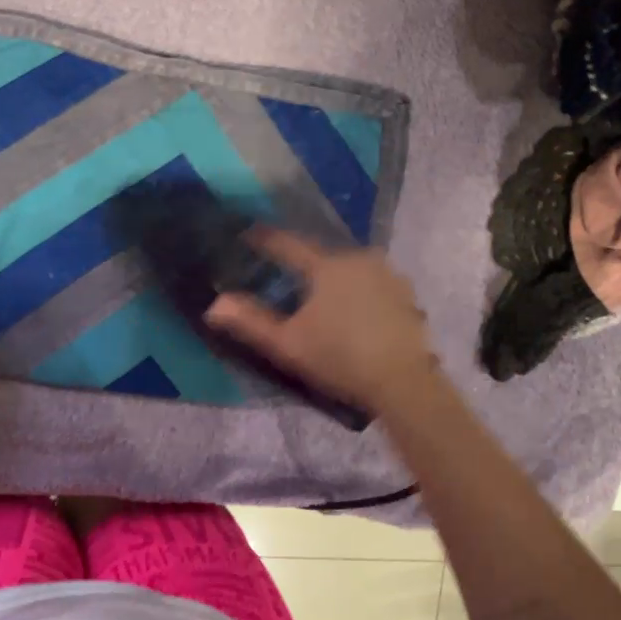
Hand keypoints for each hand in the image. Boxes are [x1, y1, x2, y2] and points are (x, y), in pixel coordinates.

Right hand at [205, 229, 441, 415]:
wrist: (405, 384)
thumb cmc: (340, 359)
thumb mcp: (288, 344)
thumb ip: (250, 322)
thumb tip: (214, 305)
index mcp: (327, 265)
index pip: (287, 243)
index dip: (264, 239)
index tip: (246, 235)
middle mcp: (359, 258)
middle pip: (321, 254)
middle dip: (301, 263)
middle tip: (283, 275)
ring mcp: (388, 274)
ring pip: (349, 268)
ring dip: (332, 277)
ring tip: (317, 296)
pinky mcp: (407, 294)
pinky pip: (372, 283)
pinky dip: (357, 291)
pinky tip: (352, 311)